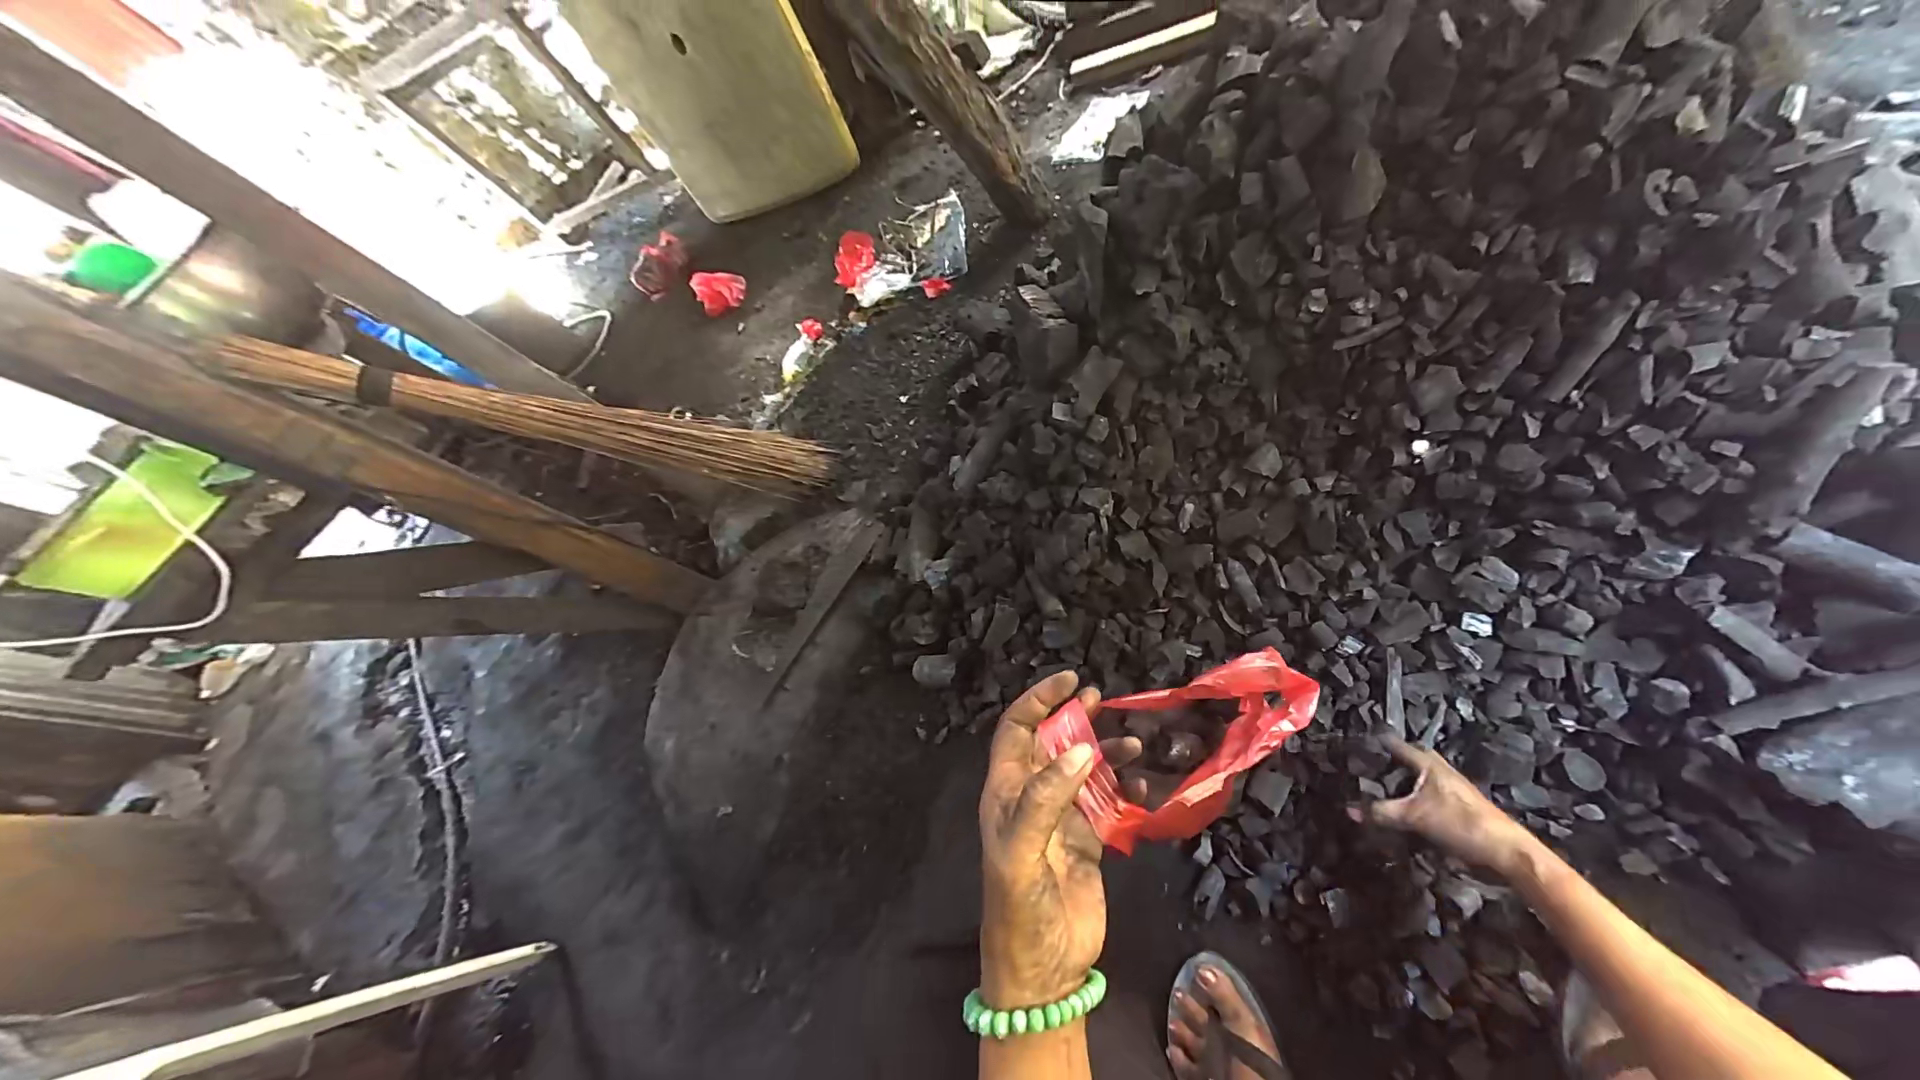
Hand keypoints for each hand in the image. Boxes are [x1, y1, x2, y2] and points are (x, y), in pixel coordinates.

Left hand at [978, 670, 1140, 1008]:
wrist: (1044, 970)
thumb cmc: (1020, 908)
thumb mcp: (1022, 850)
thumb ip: (1048, 798)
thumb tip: (1083, 749)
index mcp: (1007, 791)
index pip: (1017, 729)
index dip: (1038, 700)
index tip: (1069, 681)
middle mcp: (1034, 796)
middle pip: (1052, 741)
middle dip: (1073, 716)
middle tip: (1101, 698)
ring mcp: (1063, 816)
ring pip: (1085, 767)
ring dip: (1106, 750)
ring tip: (1132, 741)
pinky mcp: (1090, 838)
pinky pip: (1109, 799)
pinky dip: (1126, 785)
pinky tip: (1141, 781)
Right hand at [1350, 736, 1538, 877]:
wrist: (1506, 852)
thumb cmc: (1460, 823)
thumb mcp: (1414, 816)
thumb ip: (1380, 811)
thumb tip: (1347, 809)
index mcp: (1427, 761)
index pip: (1391, 743)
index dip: (1369, 743)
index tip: (1347, 747)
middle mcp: (1436, 768)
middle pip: (1402, 760)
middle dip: (1381, 764)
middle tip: (1357, 771)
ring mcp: (1446, 786)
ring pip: (1412, 778)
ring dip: (1394, 783)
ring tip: (1370, 789)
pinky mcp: (1452, 804)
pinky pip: (1420, 794)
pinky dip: (1405, 798)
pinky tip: (1394, 807)